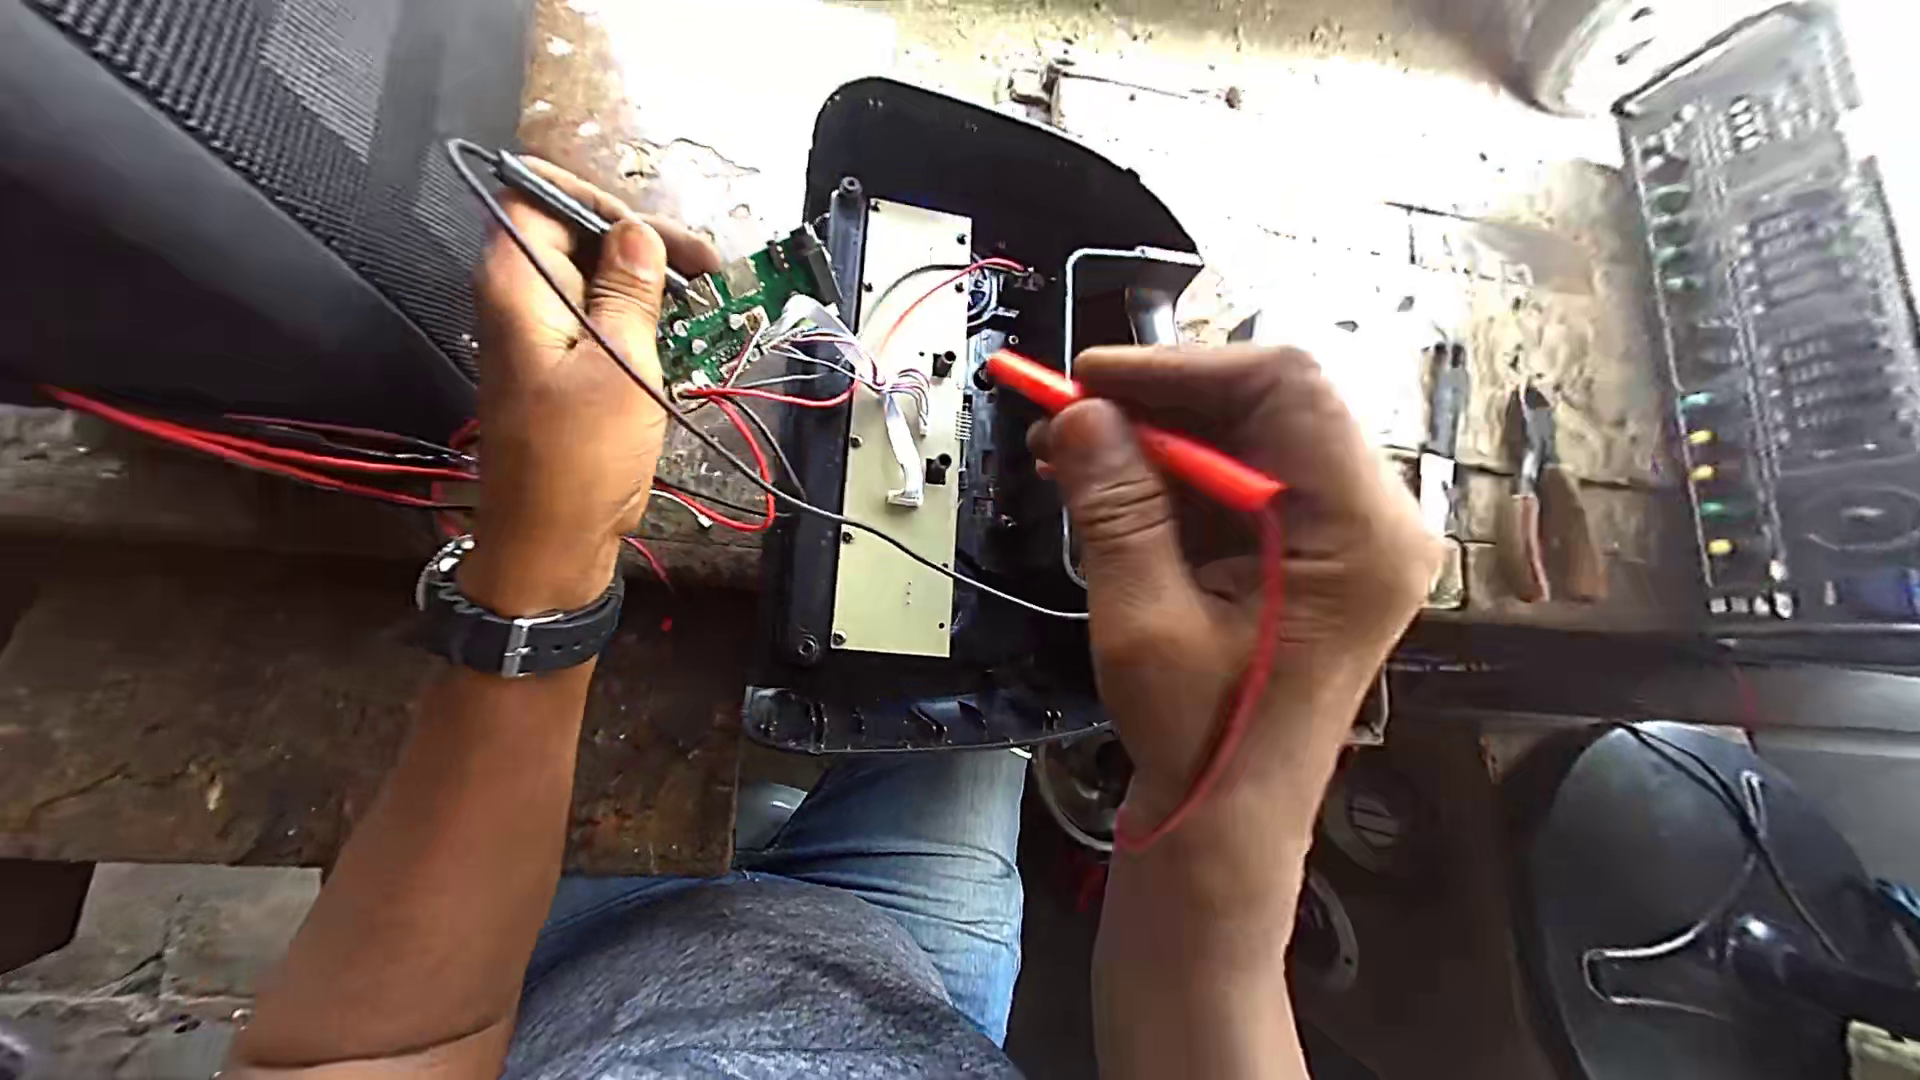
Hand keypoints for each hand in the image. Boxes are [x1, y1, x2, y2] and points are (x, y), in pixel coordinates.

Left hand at [461, 159, 720, 615]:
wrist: (558, 535)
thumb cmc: (584, 456)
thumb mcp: (621, 367)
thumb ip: (629, 294)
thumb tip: (639, 234)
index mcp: (519, 289)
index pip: (542, 199)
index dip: (604, 207)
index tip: (663, 240)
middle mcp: (524, 304)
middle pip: (577, 240)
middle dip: (644, 248)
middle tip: (706, 273)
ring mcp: (546, 339)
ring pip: (597, 286)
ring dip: (651, 289)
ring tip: (705, 305)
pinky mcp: (569, 372)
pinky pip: (605, 327)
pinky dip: (645, 325)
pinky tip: (683, 338)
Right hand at [1031, 345, 1438, 841]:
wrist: (1224, 812)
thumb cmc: (1199, 734)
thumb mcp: (1144, 617)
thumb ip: (1115, 508)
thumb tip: (1078, 415)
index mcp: (1356, 531)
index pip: (1283, 388)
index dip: (1179, 367)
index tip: (1091, 377)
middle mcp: (1361, 518)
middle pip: (1258, 409)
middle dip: (1153, 404)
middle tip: (1067, 413)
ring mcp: (1328, 533)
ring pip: (1232, 441)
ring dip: (1145, 439)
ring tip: (1066, 451)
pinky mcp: (1291, 550)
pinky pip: (1222, 483)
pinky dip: (1157, 475)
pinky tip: (1099, 483)